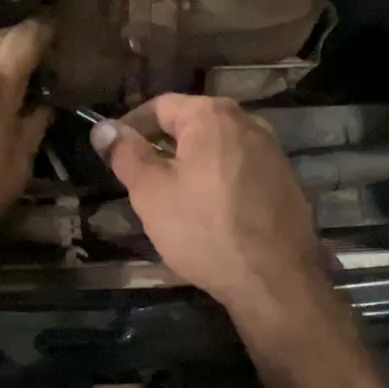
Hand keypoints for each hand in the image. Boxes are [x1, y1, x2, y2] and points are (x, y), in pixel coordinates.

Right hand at [91, 94, 325, 312]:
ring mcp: (272, 152)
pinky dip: (219, 181)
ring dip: (192, 164)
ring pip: (218, 148)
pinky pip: (240, 169)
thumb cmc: (205, 230)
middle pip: (192, 124)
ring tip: (172, 197)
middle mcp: (248, 122)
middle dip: (162, 146)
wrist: (276, 281)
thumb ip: (125, 154)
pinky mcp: (286, 181)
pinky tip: (209, 212)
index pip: (160, 106)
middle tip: (139, 178)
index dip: (131, 126)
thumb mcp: (151, 192)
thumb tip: (103, 127)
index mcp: (212, 115)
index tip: (113, 151)